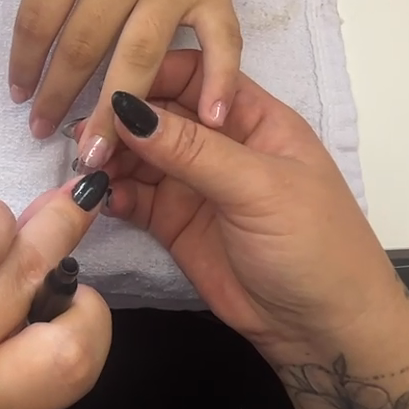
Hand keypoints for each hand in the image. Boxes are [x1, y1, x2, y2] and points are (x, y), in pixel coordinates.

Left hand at [0, 0, 286, 170]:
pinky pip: (222, 41)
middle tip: (42, 131)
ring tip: (93, 152)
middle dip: (58, 93)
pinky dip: (221, 80)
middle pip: (85, 41)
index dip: (24, 58)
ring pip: (141, 52)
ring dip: (114, 108)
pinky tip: (208, 121)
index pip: (40, 11)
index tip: (16, 94)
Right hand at [98, 49, 403, 357]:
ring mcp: (192, 182)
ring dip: (111, 157)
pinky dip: (113, 193)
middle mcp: (217, 142)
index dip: (152, 76)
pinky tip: (103, 197)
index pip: (192, 75)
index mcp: (251, 117)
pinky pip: (132, 195)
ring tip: (88, 167)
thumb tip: (126, 109)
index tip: (112, 90)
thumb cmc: (314, 246)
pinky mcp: (171, 221)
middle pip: (156, 113)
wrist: (322, 332)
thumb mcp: (256, 187)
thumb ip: (190, 149)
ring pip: (138, 154)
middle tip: (86, 136)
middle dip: (121, 120)